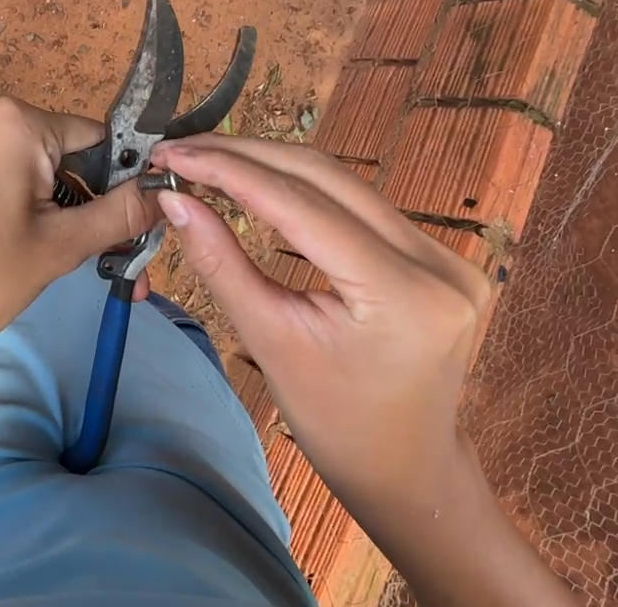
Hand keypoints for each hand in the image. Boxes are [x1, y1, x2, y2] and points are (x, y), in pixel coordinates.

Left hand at [0, 98, 160, 394]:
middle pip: (58, 154)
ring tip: (63, 265)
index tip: (135, 228)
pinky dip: (11, 208)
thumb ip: (118, 215)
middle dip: (85, 204)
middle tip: (108, 263)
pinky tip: (15, 252)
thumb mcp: (57, 248)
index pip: (95, 138)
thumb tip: (165, 193)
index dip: (121, 183)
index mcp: (13, 121)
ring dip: (51, 211)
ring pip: (23, 170)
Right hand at [151, 137, 572, 606]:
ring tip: (206, 159)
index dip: (228, 170)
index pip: (300, 204)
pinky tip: (254, 181)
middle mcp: (437, 260)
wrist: (408, 468)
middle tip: (180, 149)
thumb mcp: (268, 341)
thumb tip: (173, 198)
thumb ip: (220, 262)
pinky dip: (295, 186)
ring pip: (338, 180)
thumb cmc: (335, 422)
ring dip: (267, 164)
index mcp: (403, 293)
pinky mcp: (435, 251)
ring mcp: (445, 252)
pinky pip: (353, 201)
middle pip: (323, 176)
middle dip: (243, 155)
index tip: (172, 153)